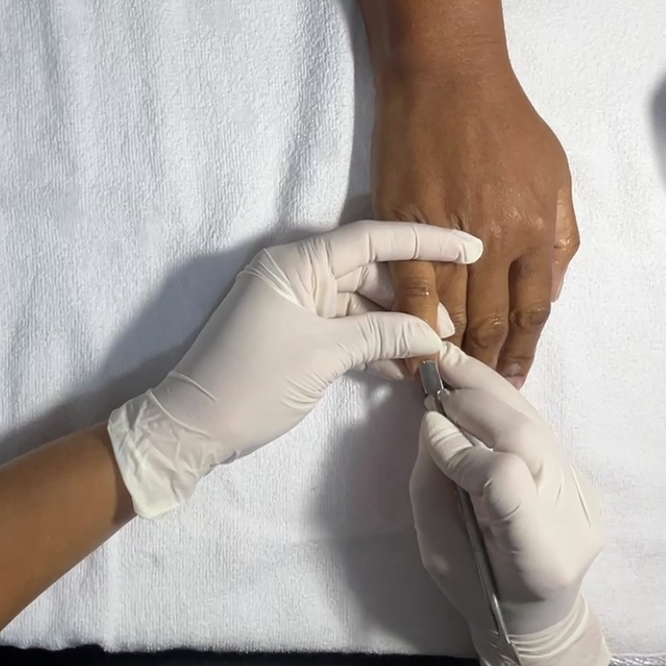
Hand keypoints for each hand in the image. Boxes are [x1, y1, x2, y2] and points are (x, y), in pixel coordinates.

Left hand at [110, 221, 481, 518]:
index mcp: (297, 264)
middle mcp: (297, 274)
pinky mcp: (295, 332)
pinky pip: (343, 326)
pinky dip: (371, 342)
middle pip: (368, 269)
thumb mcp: (322, 356)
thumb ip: (381, 336)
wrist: (194, 427)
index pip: (371, 239)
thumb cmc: (253, 382)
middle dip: (412, 293)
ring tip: (433, 349)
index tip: (471, 246)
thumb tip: (432, 336)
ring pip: (359, 301)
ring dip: (394, 323)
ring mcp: (295, 303)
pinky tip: (402, 366)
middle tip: (452, 324)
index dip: (424, 240)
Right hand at [373, 62, 576, 385]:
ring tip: (449, 378)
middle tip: (482, 391)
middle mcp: (495, 240)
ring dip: (452, 352)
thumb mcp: (555, 173)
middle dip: (490, 361)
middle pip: (493, 320)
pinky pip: (409, 289)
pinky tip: (413, 350)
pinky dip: (412, 325)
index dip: (525, 349)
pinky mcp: (404, 225)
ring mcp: (446, 234)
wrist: (446, 77)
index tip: (517, 377)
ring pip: (452, 313)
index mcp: (536, 228)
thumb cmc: (504, 122)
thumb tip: (550, 290)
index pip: (534, 309)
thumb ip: (561, 236)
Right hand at [410, 344, 608, 665]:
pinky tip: (474, 384)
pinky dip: (502, 400)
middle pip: (528, 439)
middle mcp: (573, 519)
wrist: (537, 612)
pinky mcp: (582, 475)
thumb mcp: (436, 550)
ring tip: (450, 362)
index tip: (427, 424)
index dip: (461, 448)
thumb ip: (434, 486)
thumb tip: (434, 421)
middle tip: (434, 378)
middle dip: (474, 402)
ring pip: (538, 423)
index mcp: (536, 557)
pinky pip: (540, 425)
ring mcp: (585, 494)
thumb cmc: (477, 589)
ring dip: (488, 387)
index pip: (505, 481)